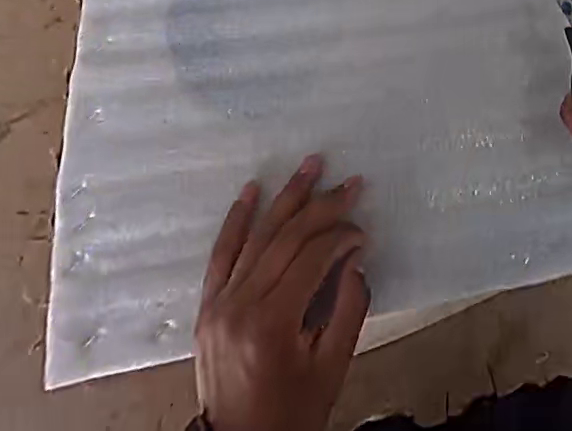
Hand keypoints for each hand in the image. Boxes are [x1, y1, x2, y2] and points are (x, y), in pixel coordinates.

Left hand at [194, 155, 368, 430]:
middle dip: (323, 205)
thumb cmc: (292, 410)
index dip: (343, 236)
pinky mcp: (208, 307)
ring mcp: (219, 304)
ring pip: (258, 236)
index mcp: (272, 323)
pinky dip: (237, 220)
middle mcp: (239, 306)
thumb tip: (355, 257)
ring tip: (310, 165)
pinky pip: (222, 254)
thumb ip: (350, 305)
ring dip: (287, 197)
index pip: (313, 256)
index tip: (363, 233)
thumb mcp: (333, 364)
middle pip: (287, 238)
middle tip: (351, 183)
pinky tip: (252, 191)